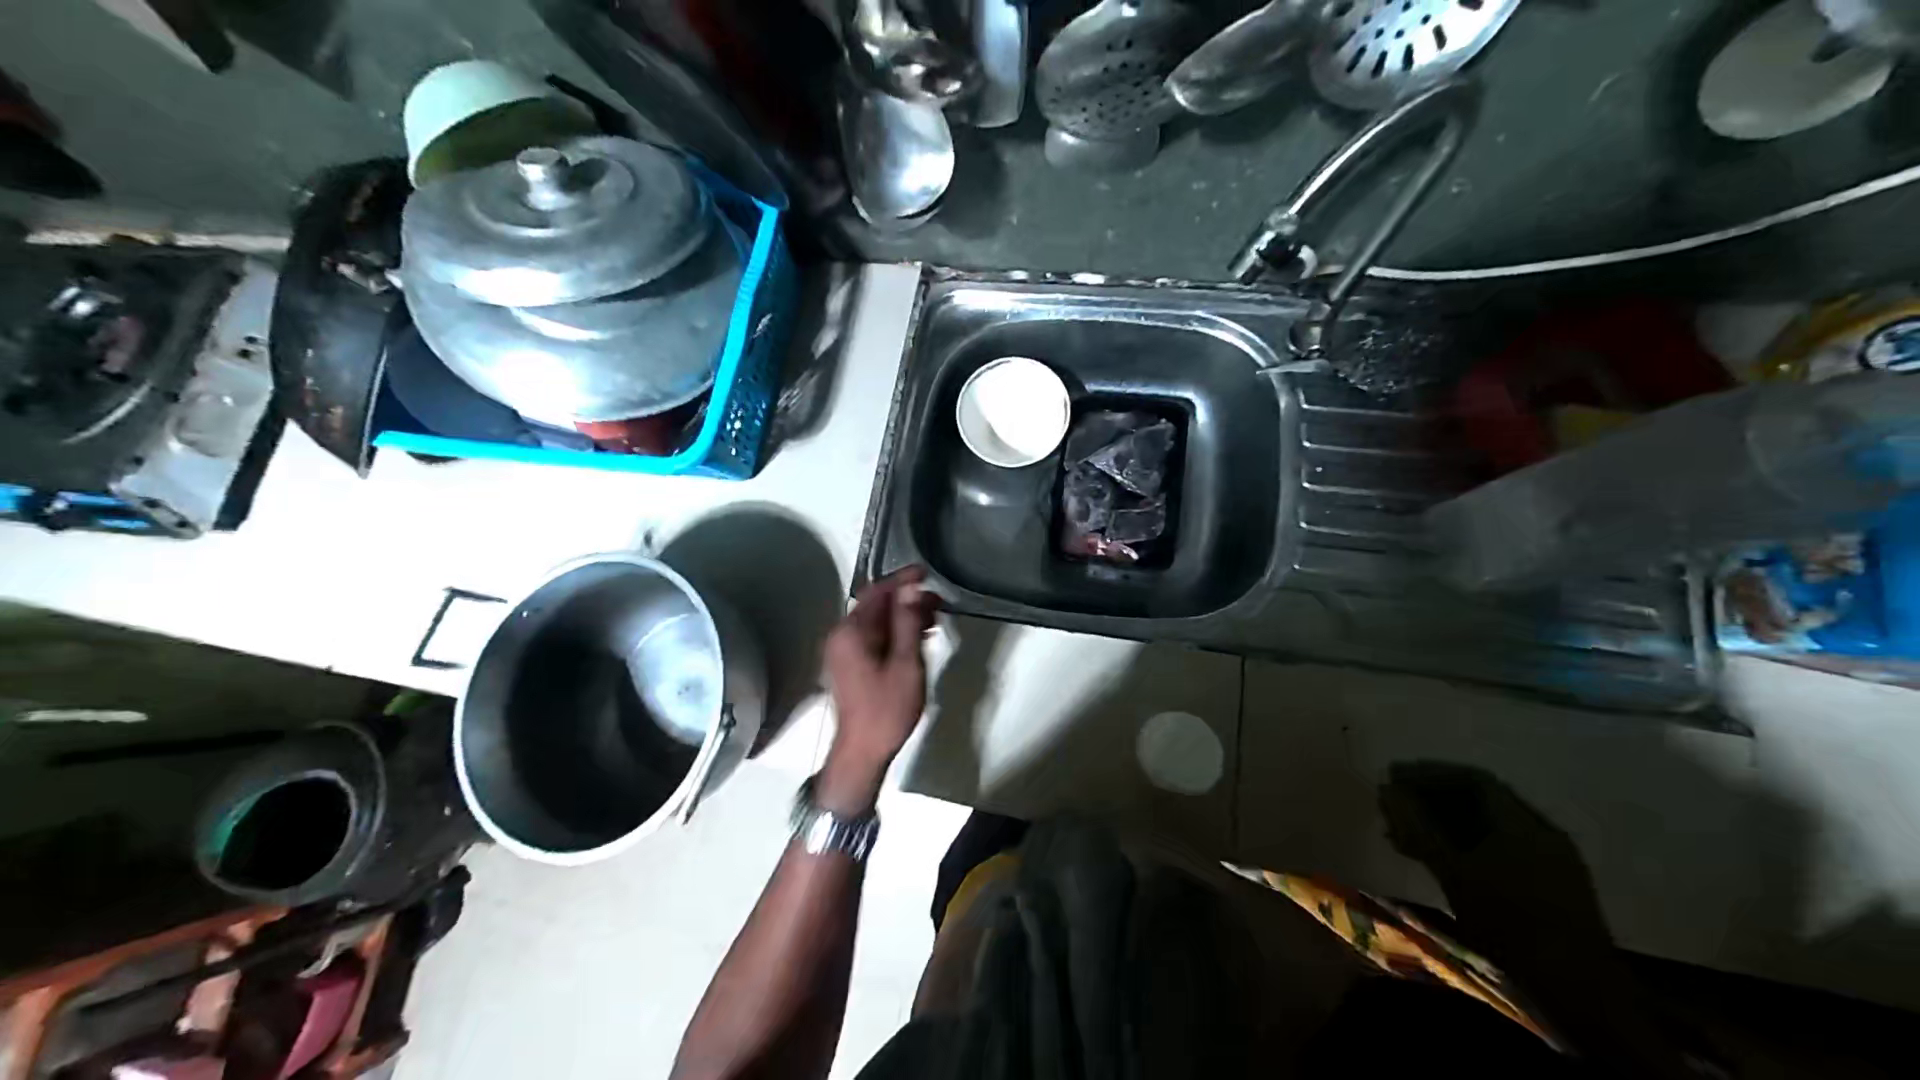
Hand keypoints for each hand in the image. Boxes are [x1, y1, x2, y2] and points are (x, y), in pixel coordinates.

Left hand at [818, 566, 938, 812]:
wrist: (862, 753)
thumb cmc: (887, 709)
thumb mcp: (906, 663)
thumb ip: (907, 622)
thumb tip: (910, 588)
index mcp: (852, 632)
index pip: (878, 592)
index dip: (903, 579)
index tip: (927, 573)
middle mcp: (842, 636)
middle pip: (876, 606)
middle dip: (907, 599)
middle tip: (939, 602)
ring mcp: (843, 651)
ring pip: (876, 622)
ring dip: (903, 616)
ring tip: (934, 620)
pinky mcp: (850, 665)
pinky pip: (873, 637)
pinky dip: (894, 632)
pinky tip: (917, 639)